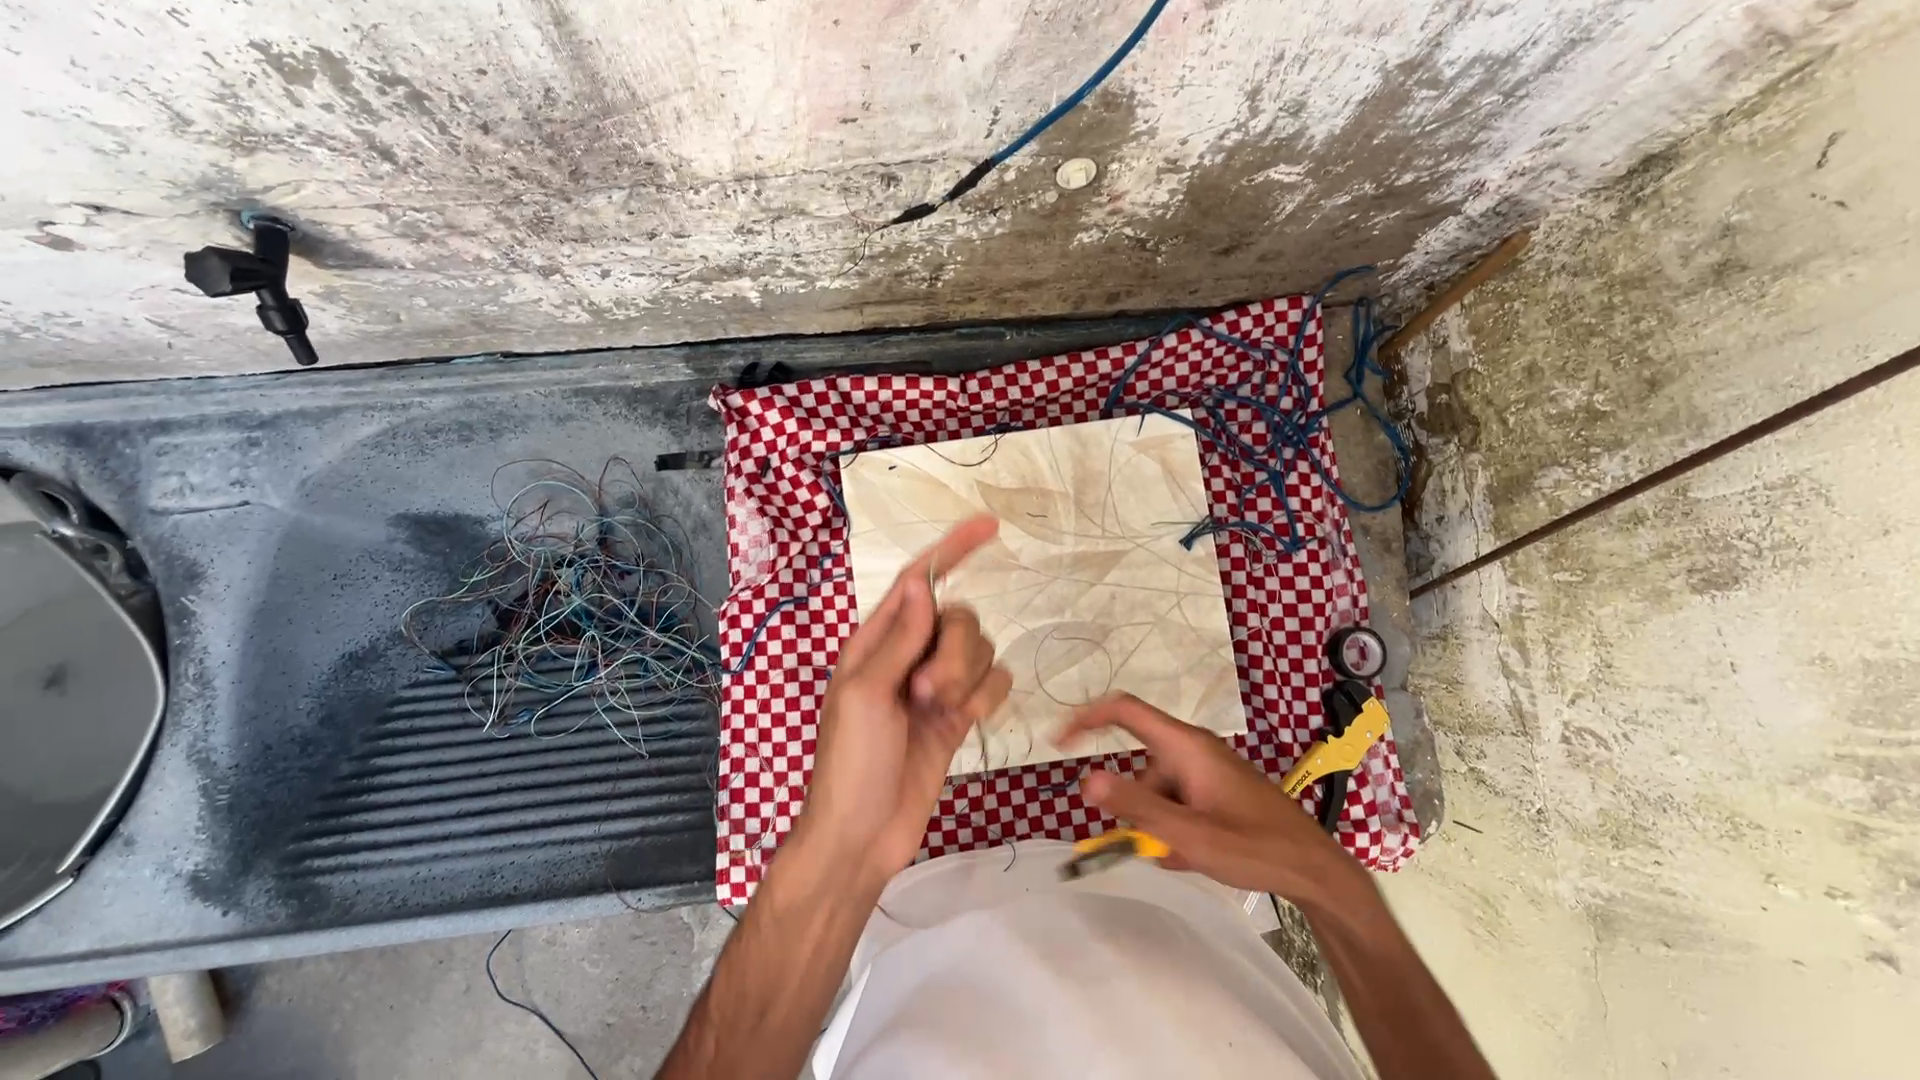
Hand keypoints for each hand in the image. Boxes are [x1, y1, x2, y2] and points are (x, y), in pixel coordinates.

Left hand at [798, 515, 1012, 888]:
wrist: (864, 833)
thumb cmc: (850, 763)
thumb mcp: (866, 694)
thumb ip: (899, 638)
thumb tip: (920, 584)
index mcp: (876, 642)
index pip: (919, 582)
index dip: (952, 551)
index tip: (990, 526)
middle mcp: (909, 655)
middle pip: (960, 620)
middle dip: (956, 652)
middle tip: (928, 693)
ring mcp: (938, 687)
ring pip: (981, 652)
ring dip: (969, 680)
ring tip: (939, 714)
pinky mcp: (959, 716)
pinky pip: (993, 685)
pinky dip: (988, 699)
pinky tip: (968, 722)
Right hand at [1056, 693, 1365, 911]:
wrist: (1315, 871)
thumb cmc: (1254, 847)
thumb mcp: (1188, 835)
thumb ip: (1136, 808)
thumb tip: (1086, 780)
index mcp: (1186, 746)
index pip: (1125, 711)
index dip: (1086, 718)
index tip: (1058, 741)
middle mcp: (1194, 750)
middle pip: (1139, 767)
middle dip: (1135, 807)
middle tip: (1152, 844)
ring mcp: (1207, 771)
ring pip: (1157, 792)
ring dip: (1158, 824)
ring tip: (1182, 856)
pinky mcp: (1217, 791)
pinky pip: (1178, 803)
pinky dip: (1175, 828)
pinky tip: (1195, 854)